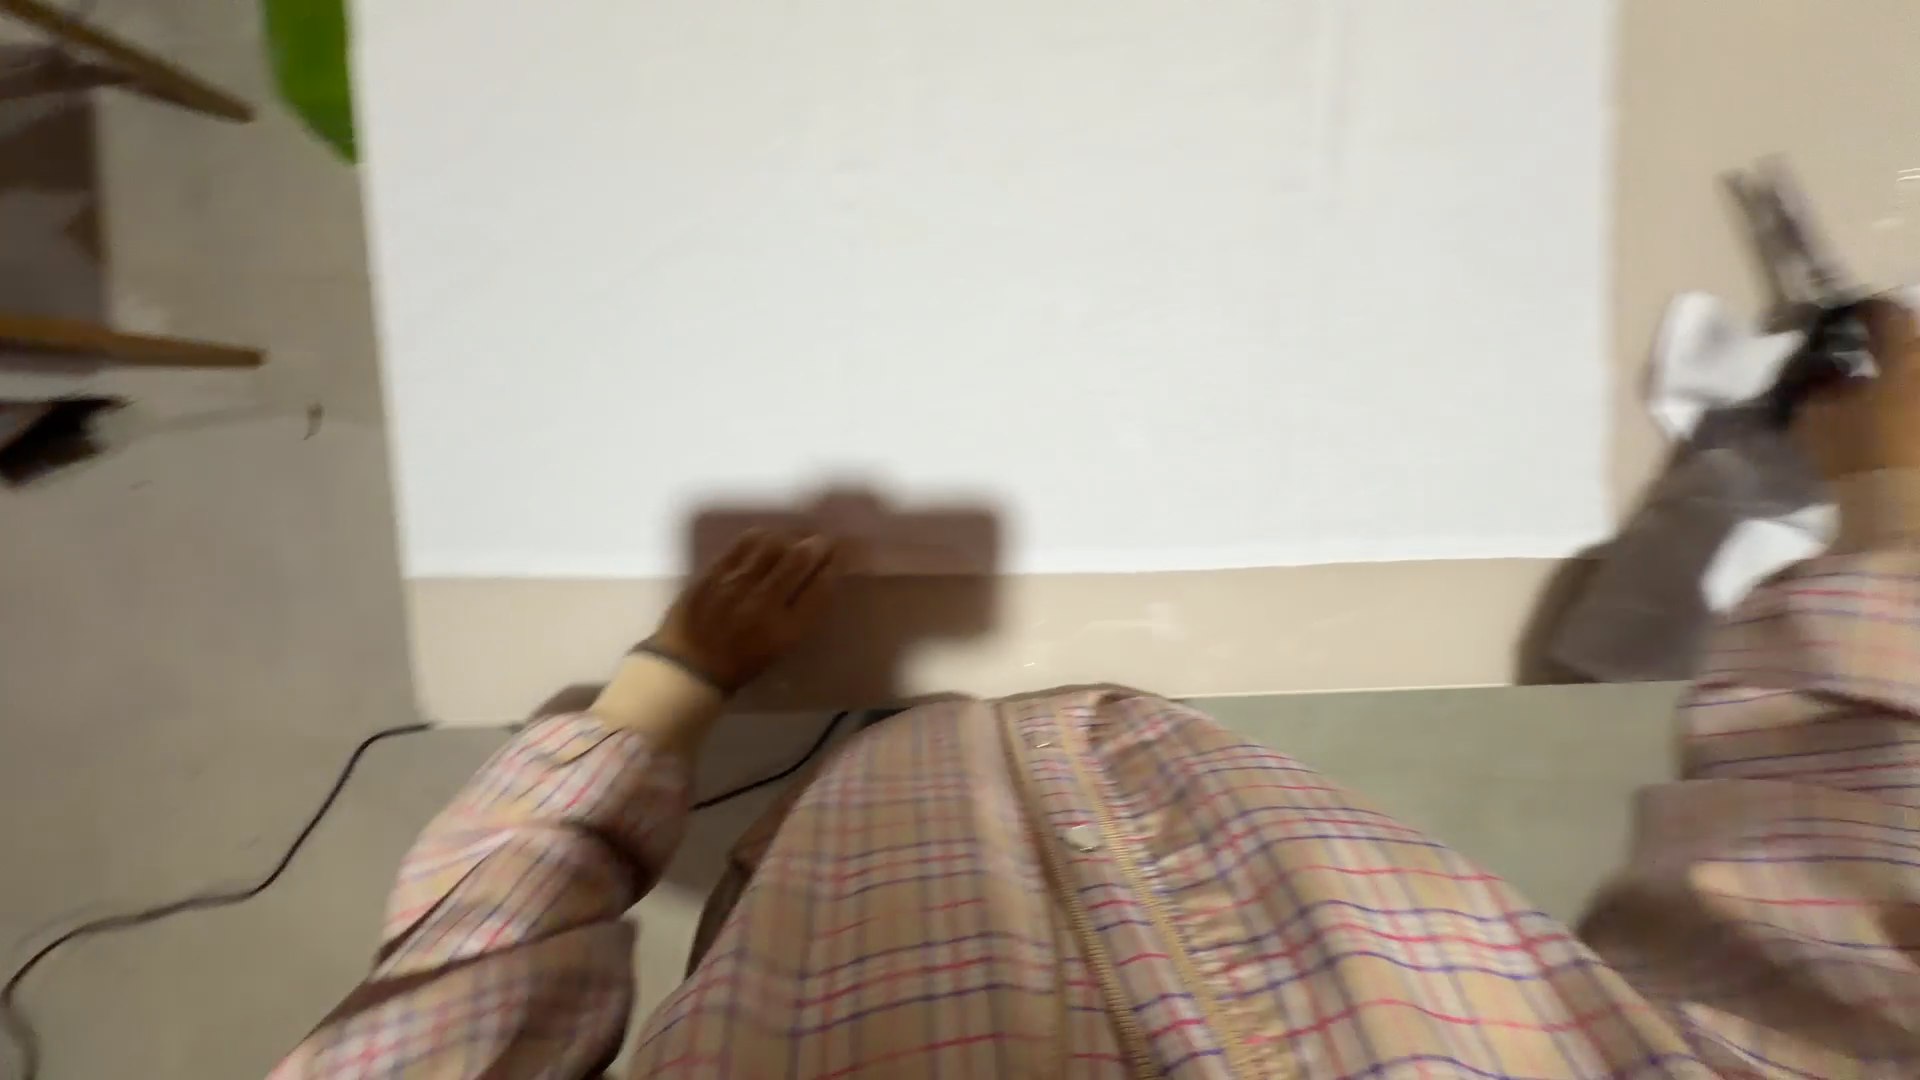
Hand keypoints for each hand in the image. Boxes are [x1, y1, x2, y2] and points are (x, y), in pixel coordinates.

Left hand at [642, 528, 840, 690]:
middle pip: (801, 560)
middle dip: (820, 544)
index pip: (822, 587)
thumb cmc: (741, 663)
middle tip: (825, 538)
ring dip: (793, 536)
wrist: (688, 667)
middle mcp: (765, 604)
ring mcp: (737, 585)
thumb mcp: (783, 646)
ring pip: (774, 545)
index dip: (836, 564)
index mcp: (787, 630)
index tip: (843, 554)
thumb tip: (820, 576)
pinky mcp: (714, 573)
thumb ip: (803, 612)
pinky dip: (763, 535)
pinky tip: (770, 536)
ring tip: (798, 536)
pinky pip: (744, 544)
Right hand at [1794, 297, 1919, 479]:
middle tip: (1869, 349)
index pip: (1890, 317)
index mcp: (1908, 356)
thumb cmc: (1858, 448)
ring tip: (1880, 383)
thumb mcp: (1816, 416)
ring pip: (1916, 371)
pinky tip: (1893, 407)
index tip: (1851, 312)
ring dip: (1901, 373)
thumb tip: (1828, 371)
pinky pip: (1916, 402)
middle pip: (1917, 342)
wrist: (1907, 499)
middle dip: (1895, 343)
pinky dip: (1907, 400)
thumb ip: (1819, 387)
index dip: (1868, 312)